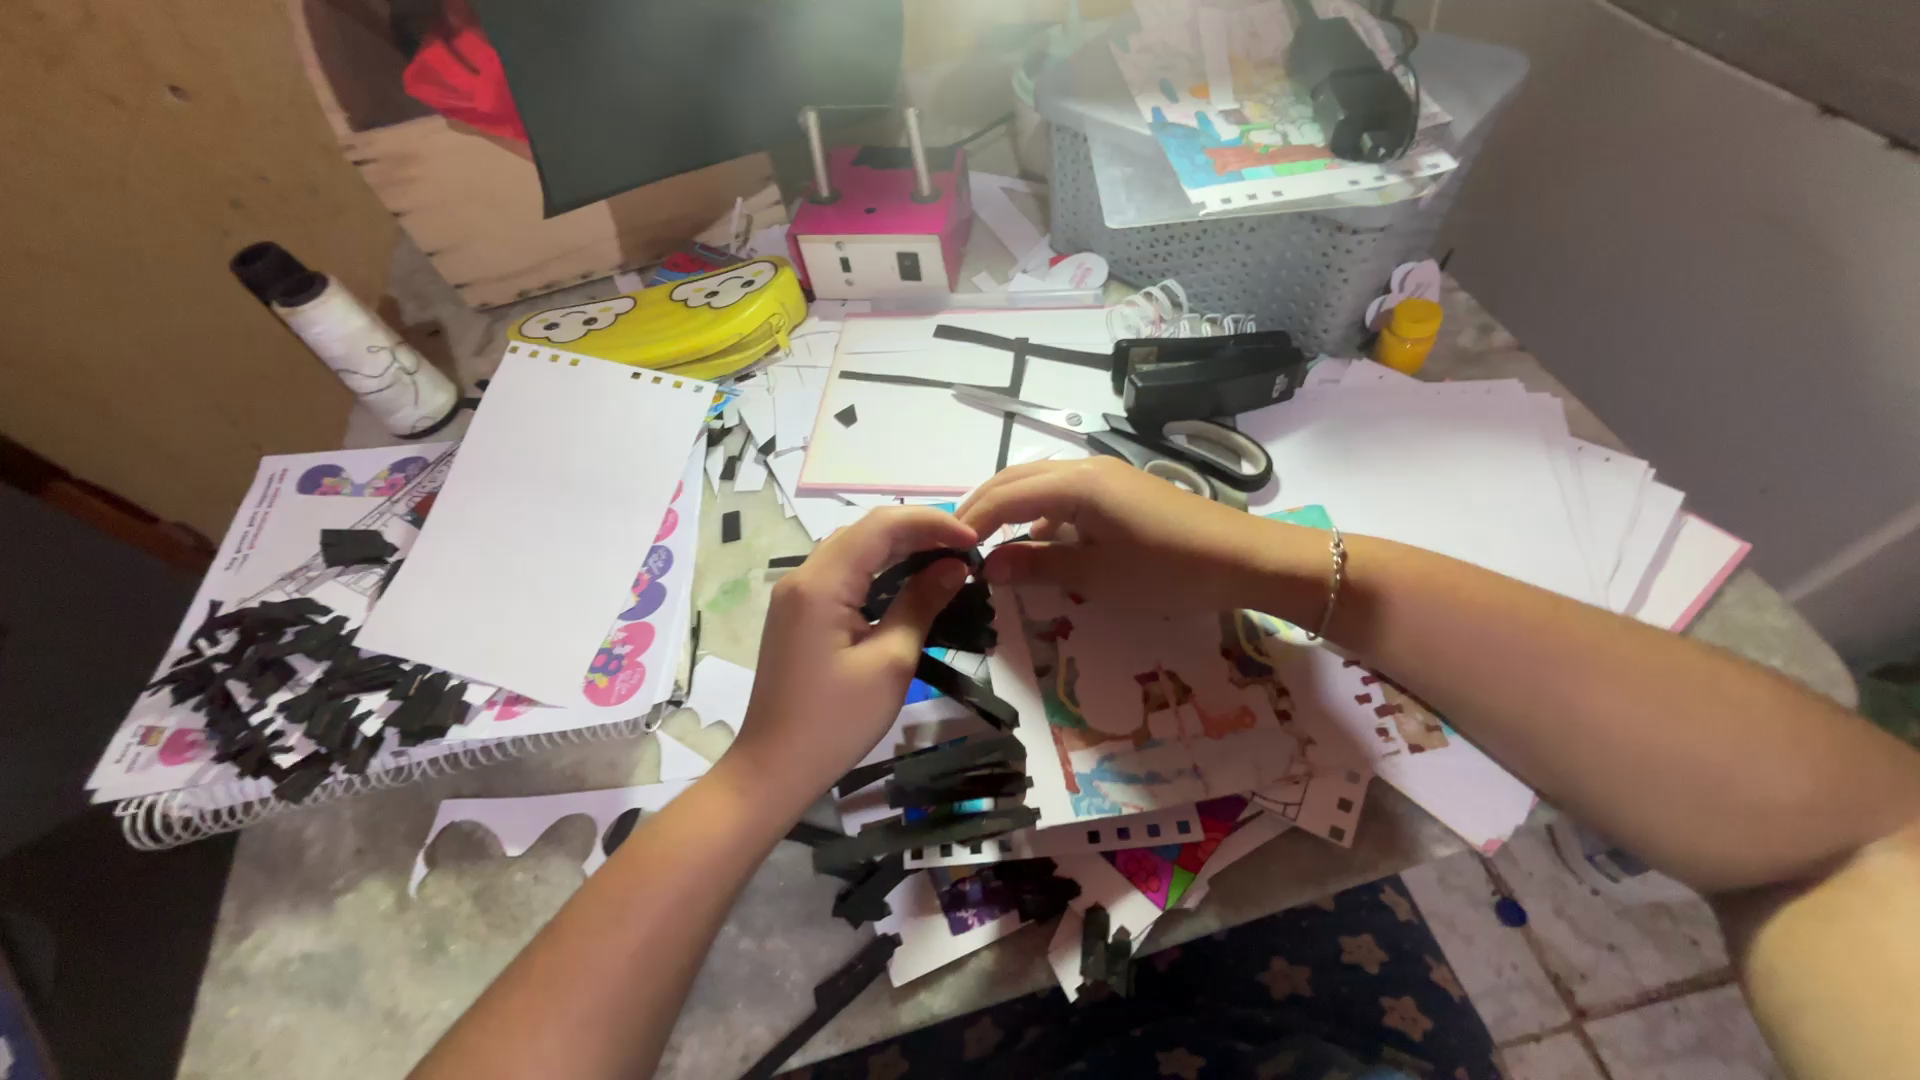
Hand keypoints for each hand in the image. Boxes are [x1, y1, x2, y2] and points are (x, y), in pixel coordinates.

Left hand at [727, 506, 976, 810]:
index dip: (931, 523)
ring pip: (854, 549)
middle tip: (966, 549)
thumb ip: (920, 605)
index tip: (973, 540)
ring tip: (946, 560)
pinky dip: (879, 570)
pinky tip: (909, 581)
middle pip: (866, 531)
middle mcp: (803, 576)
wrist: (774, 767)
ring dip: (900, 548)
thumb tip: (952, 568)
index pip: (881, 526)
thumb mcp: (890, 663)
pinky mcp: (800, 613)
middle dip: (918, 531)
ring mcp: (797, 594)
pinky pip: (843, 573)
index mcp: (821, 582)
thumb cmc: (835, 722)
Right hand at [957, 457, 1274, 614]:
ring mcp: (1105, 475)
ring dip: (1010, 509)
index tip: (947, 553)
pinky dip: (1040, 514)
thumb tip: (986, 569)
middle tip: (956, 545)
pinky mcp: (1121, 490)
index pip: (1005, 495)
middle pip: (1016, 479)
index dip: (972, 522)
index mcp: (1077, 484)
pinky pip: (1065, 495)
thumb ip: (1038, 566)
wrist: (1245, 559)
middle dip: (983, 509)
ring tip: (988, 545)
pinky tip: (1039, 541)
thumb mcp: (1098, 576)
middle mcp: (1086, 468)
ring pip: (1040, 485)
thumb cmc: (1170, 570)